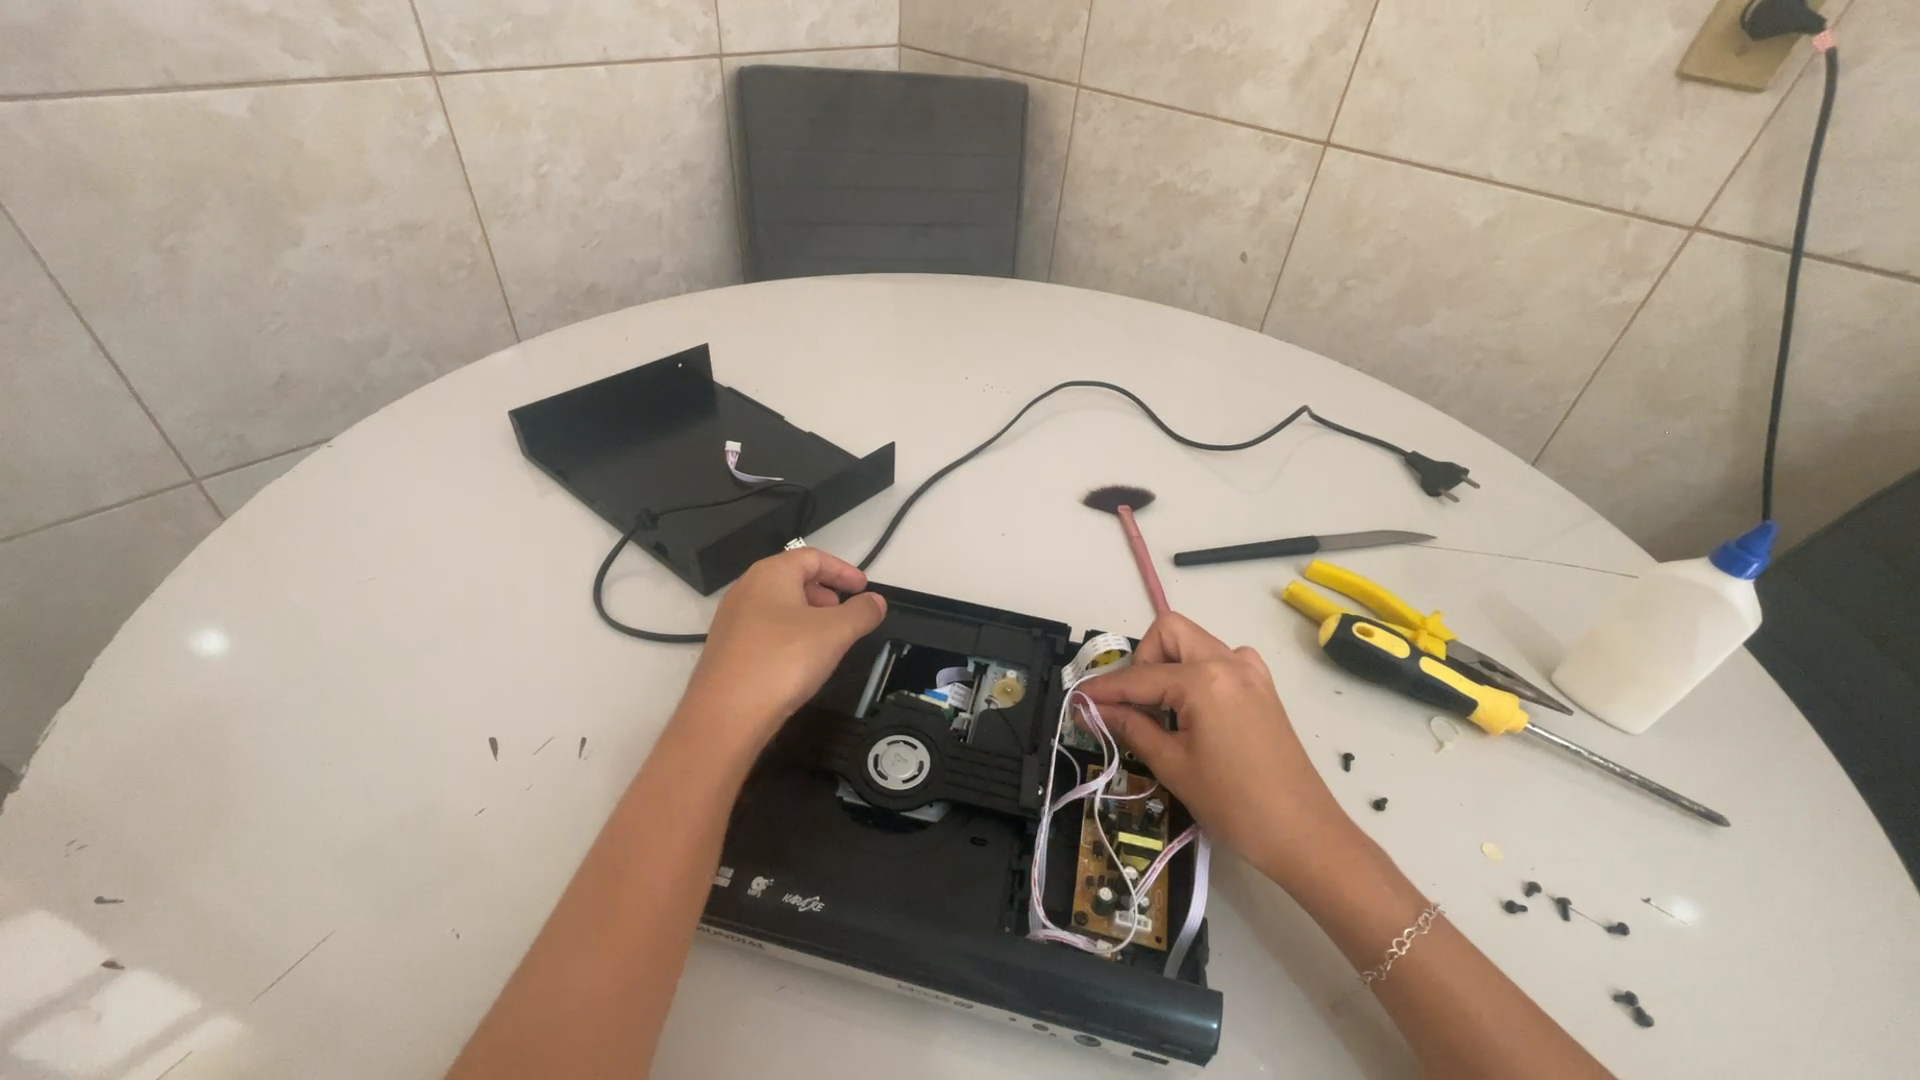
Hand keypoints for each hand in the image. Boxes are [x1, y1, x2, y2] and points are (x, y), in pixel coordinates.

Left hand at [676, 548, 886, 758]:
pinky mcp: (727, 649)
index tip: (864, 588)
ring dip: (808, 616)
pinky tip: (801, 660)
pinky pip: (765, 630)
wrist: (727, 714)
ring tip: (828, 639)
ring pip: (778, 606)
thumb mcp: (835, 633)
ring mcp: (732, 620)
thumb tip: (876, 601)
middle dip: (825, 593)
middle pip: (792, 578)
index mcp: (770, 574)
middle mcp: (746, 589)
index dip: (842, 570)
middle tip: (846, 613)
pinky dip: (790, 635)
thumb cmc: (784, 659)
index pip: (812, 557)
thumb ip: (861, 612)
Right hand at [1076, 613, 1355, 890]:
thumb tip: (1091, 709)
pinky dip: (1197, 674)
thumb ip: (1129, 727)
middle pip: (1169, 632)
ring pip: (1196, 643)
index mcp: (1204, 680)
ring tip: (1158, 711)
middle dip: (1141, 659)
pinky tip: (1192, 711)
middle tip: (1129, 702)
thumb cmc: (1234, 804)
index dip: (1103, 689)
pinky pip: (1221, 661)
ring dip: (1169, 664)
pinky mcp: (1262, 688)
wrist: (1304, 834)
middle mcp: (1229, 661)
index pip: (1139, 676)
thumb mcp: (1172, 766)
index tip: (1075, 699)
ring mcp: (1251, 672)